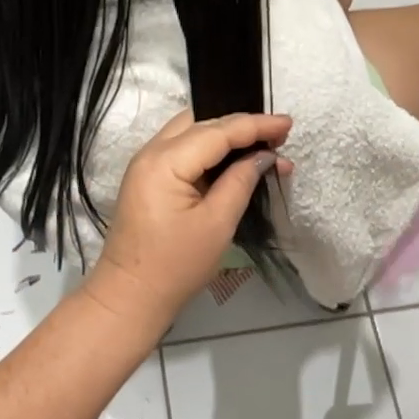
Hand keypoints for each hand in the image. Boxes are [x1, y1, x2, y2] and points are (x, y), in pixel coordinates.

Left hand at [85, 109, 293, 322]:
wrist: (130, 295)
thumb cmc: (175, 265)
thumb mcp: (217, 224)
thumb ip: (241, 181)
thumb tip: (264, 155)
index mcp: (165, 161)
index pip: (217, 131)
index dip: (255, 125)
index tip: (288, 123)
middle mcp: (150, 152)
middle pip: (201, 123)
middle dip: (240, 125)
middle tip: (278, 135)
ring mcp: (145, 163)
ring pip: (190, 131)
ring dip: (225, 134)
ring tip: (262, 145)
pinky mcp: (147, 176)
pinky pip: (181, 148)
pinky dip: (209, 148)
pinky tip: (233, 159)